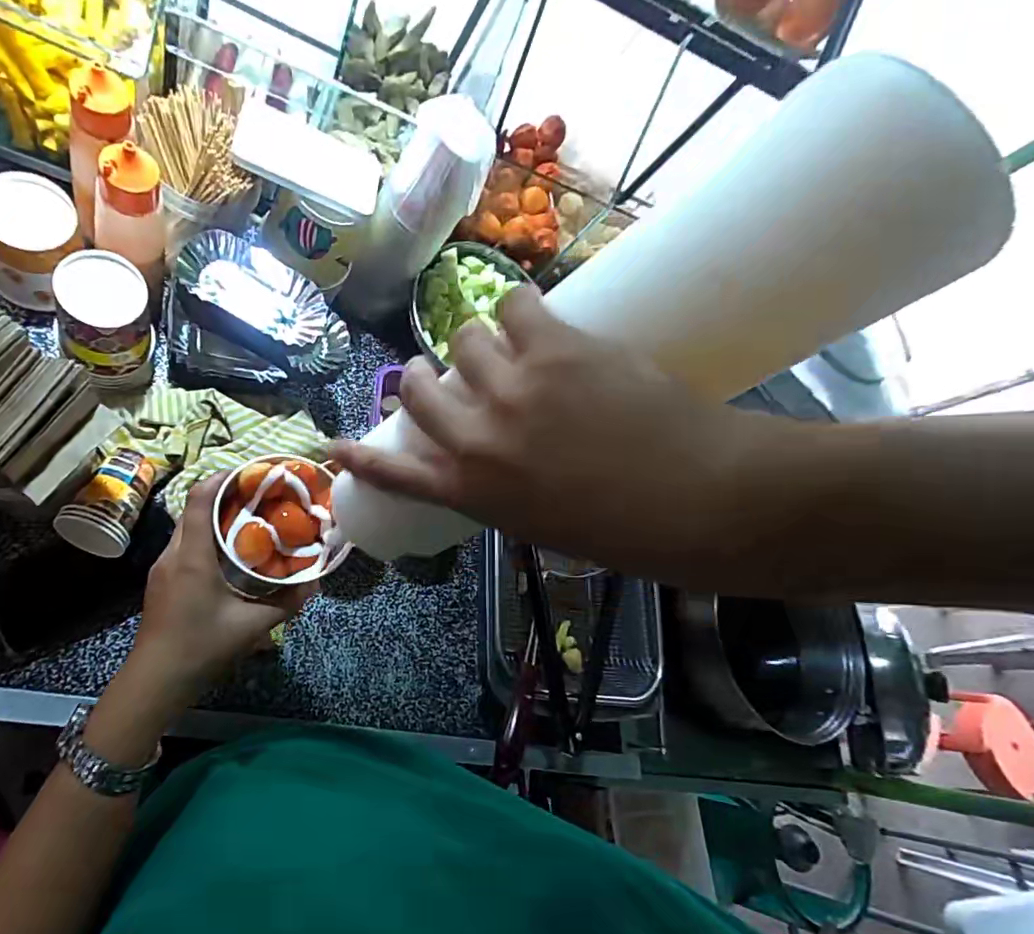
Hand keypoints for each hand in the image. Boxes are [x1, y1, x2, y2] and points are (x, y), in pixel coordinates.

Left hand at [132, 470, 314, 692]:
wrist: (156, 677)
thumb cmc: (201, 647)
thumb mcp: (251, 627)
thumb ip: (285, 603)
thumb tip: (313, 584)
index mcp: (191, 555)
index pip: (200, 498)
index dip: (223, 477)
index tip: (250, 473)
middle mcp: (172, 553)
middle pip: (194, 509)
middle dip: (224, 497)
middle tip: (258, 499)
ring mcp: (162, 567)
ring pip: (187, 528)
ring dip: (213, 519)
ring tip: (247, 523)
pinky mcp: (160, 581)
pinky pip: (183, 546)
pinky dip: (204, 539)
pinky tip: (226, 556)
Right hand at [329, 286, 783, 585]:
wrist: (699, 499)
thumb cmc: (617, 528)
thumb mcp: (530, 520)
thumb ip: (493, 484)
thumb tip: (487, 446)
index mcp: (467, 489)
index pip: (392, 471)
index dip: (359, 457)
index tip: (335, 446)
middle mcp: (474, 437)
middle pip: (417, 387)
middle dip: (419, 375)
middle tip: (438, 369)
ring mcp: (511, 390)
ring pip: (465, 339)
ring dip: (476, 340)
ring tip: (502, 342)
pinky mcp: (555, 350)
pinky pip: (518, 305)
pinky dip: (520, 305)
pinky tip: (532, 312)